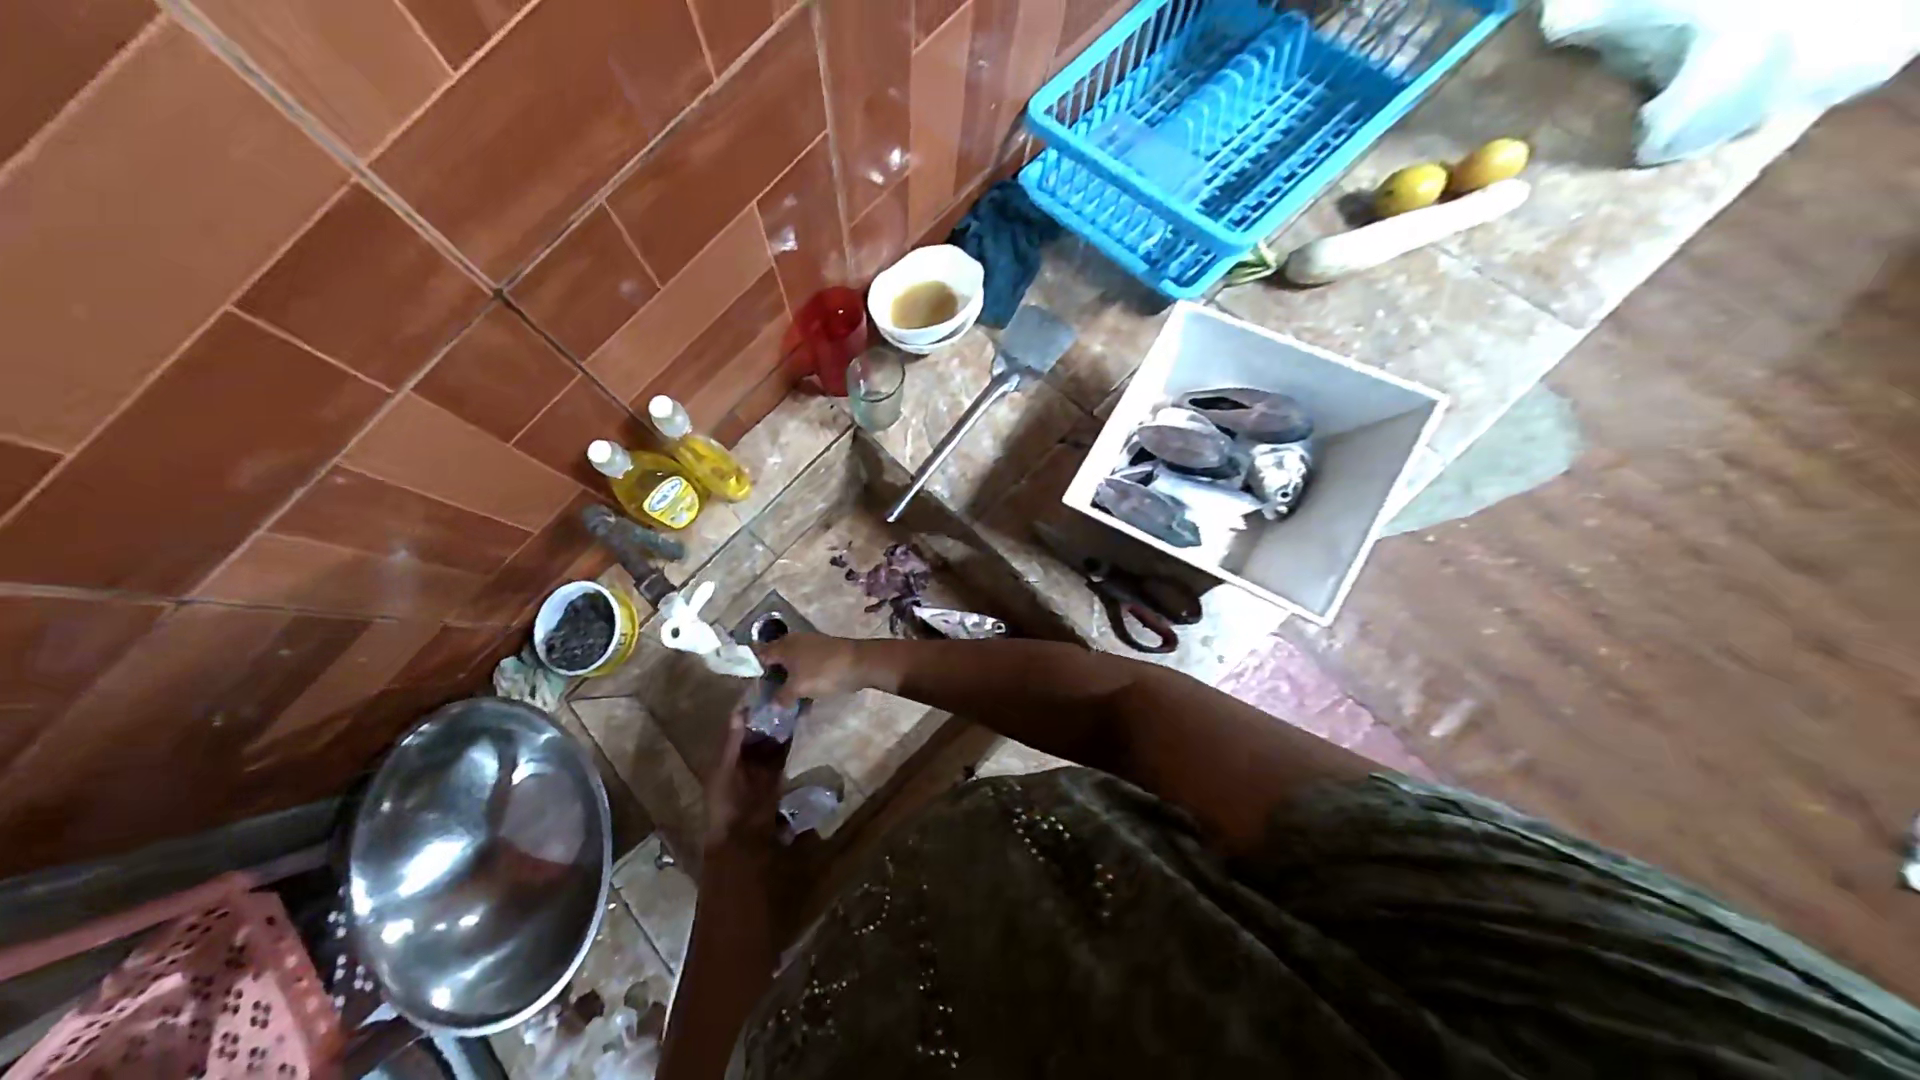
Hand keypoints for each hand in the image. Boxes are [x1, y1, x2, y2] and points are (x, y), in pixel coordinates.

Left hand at [702, 698, 787, 852]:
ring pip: (772, 744)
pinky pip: (784, 757)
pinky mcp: (777, 779)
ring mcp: (761, 771)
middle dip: (770, 720)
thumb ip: (732, 742)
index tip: (768, 694)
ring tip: (796, 709)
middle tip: (787, 698)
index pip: (740, 730)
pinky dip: (791, 744)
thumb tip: (739, 711)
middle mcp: (744, 762)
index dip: (752, 714)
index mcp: (727, 758)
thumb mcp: (725, 769)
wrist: (741, 840)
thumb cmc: (726, 803)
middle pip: (758, 736)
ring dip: (782, 730)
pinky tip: (801, 730)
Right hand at [753, 633, 867, 705]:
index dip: (752, 671)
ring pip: (792, 664)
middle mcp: (794, 641)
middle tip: (766, 697)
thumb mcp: (797, 688)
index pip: (759, 655)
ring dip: (789, 680)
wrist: (861, 662)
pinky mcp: (825, 652)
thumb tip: (774, 702)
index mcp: (782, 645)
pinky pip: (807, 666)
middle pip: (775, 659)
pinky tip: (804, 695)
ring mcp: (811, 644)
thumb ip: (781, 696)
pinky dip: (803, 678)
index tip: (750, 688)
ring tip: (785, 700)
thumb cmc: (823, 672)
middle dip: (771, 677)